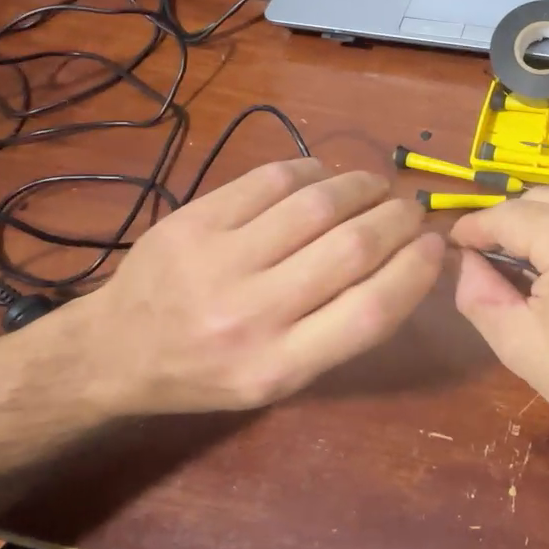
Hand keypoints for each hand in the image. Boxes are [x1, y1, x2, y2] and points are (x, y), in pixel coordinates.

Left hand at [34, 159, 443, 418]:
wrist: (113, 352)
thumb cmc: (211, 372)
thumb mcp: (281, 378)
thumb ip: (343, 327)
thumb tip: (410, 258)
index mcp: (278, 367)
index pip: (372, 310)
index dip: (417, 269)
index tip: (435, 245)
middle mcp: (250, 317)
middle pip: (353, 248)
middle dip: (398, 218)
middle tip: (410, 209)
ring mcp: (217, 262)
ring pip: (318, 205)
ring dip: (363, 187)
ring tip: (376, 188)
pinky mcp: (193, 220)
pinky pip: (273, 178)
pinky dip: (313, 171)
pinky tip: (323, 178)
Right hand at [450, 189, 548, 471]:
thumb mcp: (524, 346)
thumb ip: (481, 295)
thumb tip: (462, 259)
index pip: (507, 215)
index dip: (472, 230)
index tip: (450, 249)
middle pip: (536, 200)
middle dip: (506, 228)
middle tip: (486, 269)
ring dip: (538, 226)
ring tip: (524, 273)